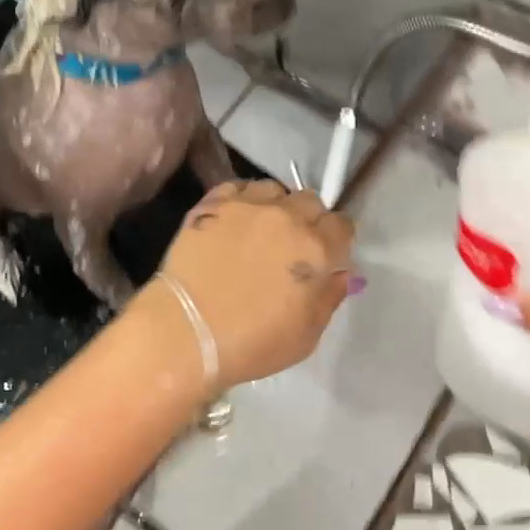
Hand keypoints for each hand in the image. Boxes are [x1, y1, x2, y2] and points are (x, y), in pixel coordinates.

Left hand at [146, 179, 355, 388]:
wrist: (188, 329)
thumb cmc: (253, 342)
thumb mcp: (307, 335)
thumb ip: (329, 297)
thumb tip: (340, 273)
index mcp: (316, 249)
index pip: (341, 225)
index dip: (336, 238)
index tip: (326, 253)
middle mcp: (286, 217)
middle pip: (310, 200)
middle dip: (308, 219)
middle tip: (293, 244)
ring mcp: (247, 205)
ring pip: (273, 189)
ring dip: (275, 205)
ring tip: (261, 228)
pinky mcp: (212, 203)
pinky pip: (237, 186)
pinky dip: (241, 198)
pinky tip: (234, 219)